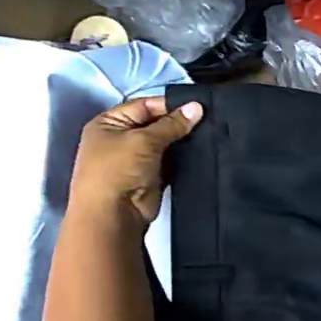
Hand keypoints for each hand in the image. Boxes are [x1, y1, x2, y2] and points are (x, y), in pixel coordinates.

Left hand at [68, 96, 204, 226]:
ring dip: (184, 141)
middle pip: (155, 124)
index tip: (197, 105)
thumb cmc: (119, 170)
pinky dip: (184, 158)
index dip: (169, 105)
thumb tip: (197, 107)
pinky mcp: (151, 177)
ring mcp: (137, 159)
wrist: (113, 215)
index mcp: (109, 123)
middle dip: (179, 123)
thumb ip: (172, 124)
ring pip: (165, 144)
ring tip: (211, 133)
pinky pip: (171, 162)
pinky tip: (204, 151)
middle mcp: (121, 138)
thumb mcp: (144, 140)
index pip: (144, 105)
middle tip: (209, 119)